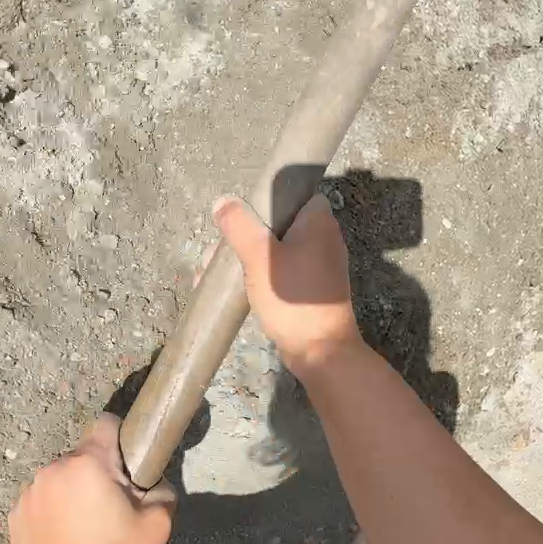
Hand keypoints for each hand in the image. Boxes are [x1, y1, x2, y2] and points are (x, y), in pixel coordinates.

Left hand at [8, 414, 175, 543]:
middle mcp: (53, 469)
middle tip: (115, 508)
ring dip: (75, 493)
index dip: (123, 438)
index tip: (131, 464)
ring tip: (87, 530)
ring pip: (62, 480)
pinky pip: (43, 501)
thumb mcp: (156, 528)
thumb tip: (156, 485)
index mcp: (87, 464)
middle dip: (100, 474)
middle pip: (84, 456)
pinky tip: (66, 541)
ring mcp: (30, 493)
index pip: (106, 424)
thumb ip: (163, 494)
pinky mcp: (16, 516)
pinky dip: (55, 512)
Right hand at [213, 193, 361, 377]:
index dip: (266, 201)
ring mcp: (320, 266)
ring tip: (218, 273)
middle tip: (220, 253)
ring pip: (277, 251)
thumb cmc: (292, 297)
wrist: (320, 349)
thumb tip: (223, 202)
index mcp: (319, 222)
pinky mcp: (312, 290)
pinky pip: (282, 274)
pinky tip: (236, 289)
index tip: (242, 217)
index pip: (293, 194)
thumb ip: (240, 226)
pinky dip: (261, 277)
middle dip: (246, 236)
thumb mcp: (259, 256)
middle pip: (279, 225)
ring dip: (249, 259)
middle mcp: (325, 239)